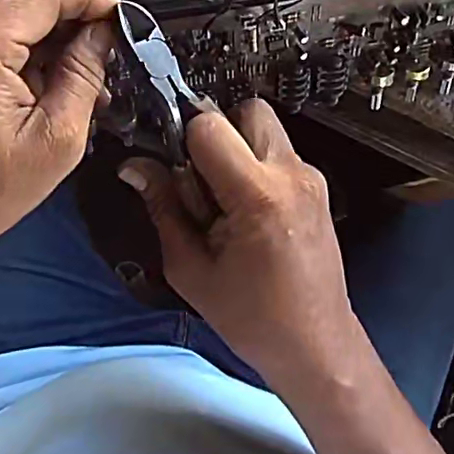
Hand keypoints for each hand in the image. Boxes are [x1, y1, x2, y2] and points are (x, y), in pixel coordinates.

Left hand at [0, 0, 117, 315]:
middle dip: (77, 18)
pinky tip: (59, 79)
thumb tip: (105, 31)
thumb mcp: (60, 135)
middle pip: (31, 0)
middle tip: (114, 47)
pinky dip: (35, 50)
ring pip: (19, 17)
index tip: (124, 17)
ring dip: (58, 37)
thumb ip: (85, 72)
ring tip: (92, 74)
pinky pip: (2, 36)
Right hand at [119, 99, 366, 392]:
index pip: (210, 125)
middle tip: (200, 175)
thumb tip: (136, 168)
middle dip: (216, 131)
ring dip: (238, 145)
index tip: (176, 169)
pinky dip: (256, 162)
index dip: (184, 140)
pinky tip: (246, 207)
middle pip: (247, 109)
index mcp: (259, 196)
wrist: (316, 344)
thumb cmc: (254, 319)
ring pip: (265, 126)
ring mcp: (310, 177)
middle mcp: (291, 175)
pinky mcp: (317, 185)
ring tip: (224, 194)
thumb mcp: (192, 269)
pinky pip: (279, 151)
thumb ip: (163, 208)